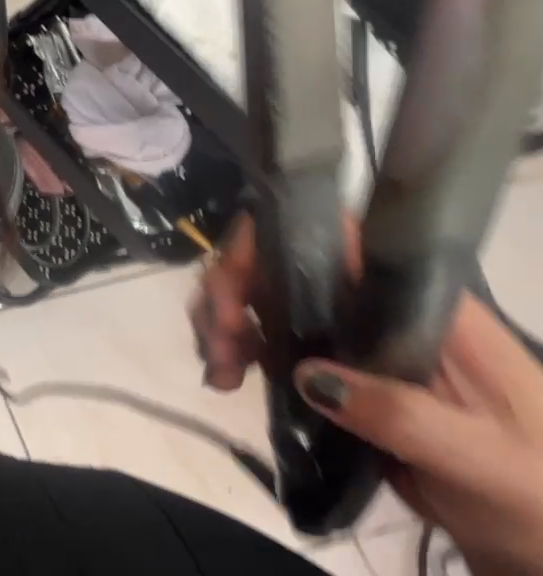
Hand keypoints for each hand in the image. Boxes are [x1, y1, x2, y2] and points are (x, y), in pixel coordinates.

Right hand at [194, 216, 542, 573]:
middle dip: (229, 293)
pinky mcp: (329, 370)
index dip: (269, 244)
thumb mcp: (485, 458)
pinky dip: (229, 349)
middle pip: (279, 264)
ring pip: (259, 297)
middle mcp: (376, 308)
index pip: (336, 238)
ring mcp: (349, 337)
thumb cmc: (538, 492)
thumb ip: (402, 415)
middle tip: (219, 347)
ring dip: (221, 322)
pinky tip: (225, 380)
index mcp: (422, 308)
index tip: (235, 293)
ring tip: (220, 372)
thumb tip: (305, 373)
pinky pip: (262, 338)